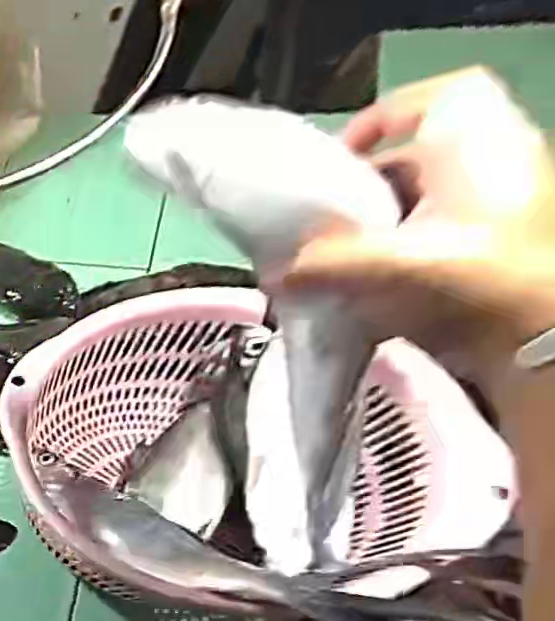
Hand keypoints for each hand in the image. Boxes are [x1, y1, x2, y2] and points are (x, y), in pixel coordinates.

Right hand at [282, 67, 554, 394]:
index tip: (333, 163)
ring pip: (405, 205)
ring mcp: (489, 212)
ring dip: (356, 234)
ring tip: (321, 270)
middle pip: (406, 161)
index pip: (437, 98)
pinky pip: (414, 239)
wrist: (541, 342)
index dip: (381, 118)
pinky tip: (352, 288)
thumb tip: (274, 270)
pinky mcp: (479, 250)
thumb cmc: (477, 285)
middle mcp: (491, 169)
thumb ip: (317, 262)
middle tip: (307, 234)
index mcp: (479, 150)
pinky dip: (376, 258)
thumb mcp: (386, 267)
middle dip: (348, 196)